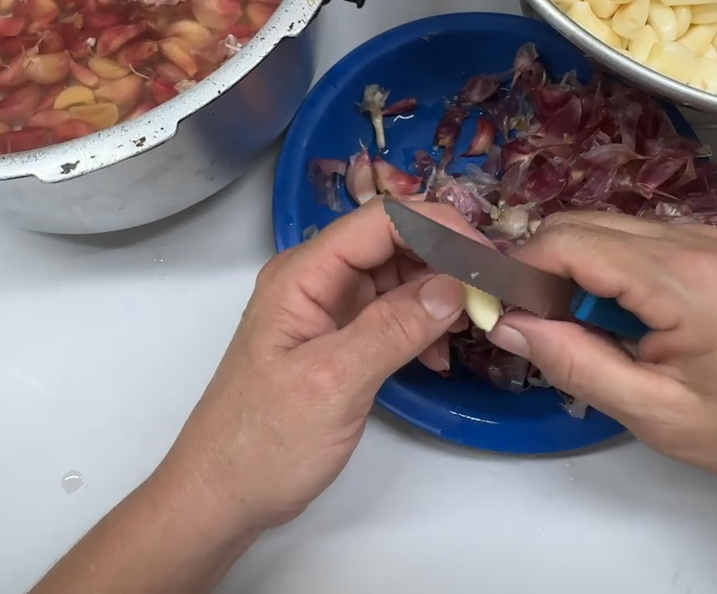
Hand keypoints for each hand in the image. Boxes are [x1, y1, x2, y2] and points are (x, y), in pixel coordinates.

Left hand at [155, 201, 468, 531]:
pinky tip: (442, 354)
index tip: (485, 255)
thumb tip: (454, 286)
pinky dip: (421, 325)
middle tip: (494, 290)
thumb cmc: (264, 440)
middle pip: (389, 243)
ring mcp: (326, 308)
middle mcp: (315, 278)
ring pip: (394, 277)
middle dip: (443, 259)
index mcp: (302, 273)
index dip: (435, 226)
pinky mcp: (337, 338)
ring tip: (476, 322)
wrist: (222, 493)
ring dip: (437, 294)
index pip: (378, 222)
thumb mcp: (333, 383)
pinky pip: (389, 313)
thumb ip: (392, 329)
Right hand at [485, 212, 716, 500]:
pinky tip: (621, 315)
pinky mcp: (712, 245)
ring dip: (573, 266)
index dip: (522, 269)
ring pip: (602, 225)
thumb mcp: (657, 417)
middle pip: (579, 224)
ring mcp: (705, 236)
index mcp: (682, 281)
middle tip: (541, 325)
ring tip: (585, 327)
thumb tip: (507, 325)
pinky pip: (632, 237)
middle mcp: (692, 240)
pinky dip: (605, 264)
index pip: (569, 242)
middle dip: (542, 266)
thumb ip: (573, 363)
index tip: (506, 310)